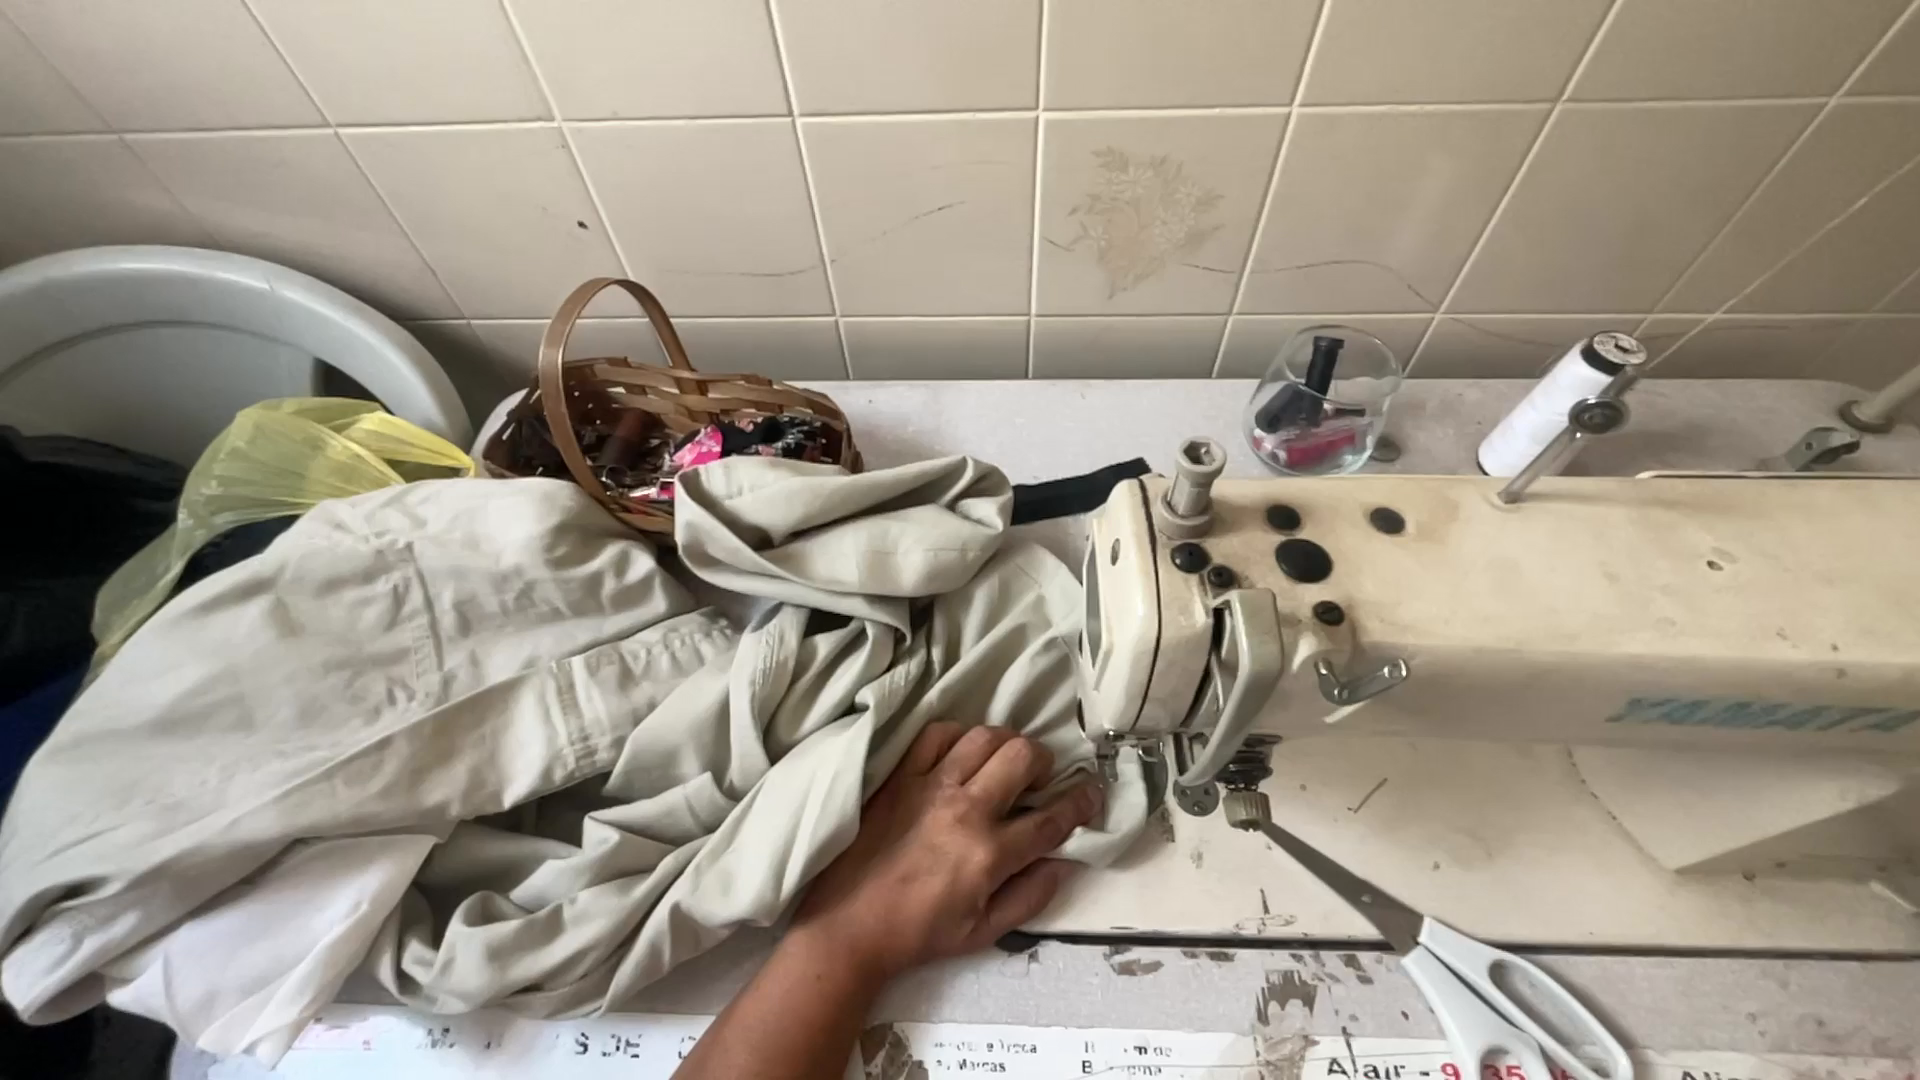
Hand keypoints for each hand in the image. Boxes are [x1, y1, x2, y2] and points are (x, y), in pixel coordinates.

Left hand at [791, 723, 1103, 982]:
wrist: (847, 925)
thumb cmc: (918, 933)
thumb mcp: (984, 933)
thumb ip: (1030, 896)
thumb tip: (1065, 862)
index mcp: (989, 854)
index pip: (1051, 818)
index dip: (1080, 802)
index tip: (1091, 792)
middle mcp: (965, 810)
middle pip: (1022, 757)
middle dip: (1043, 760)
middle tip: (1038, 776)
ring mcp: (930, 786)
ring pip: (983, 736)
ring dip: (1005, 743)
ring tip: (1003, 760)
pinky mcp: (900, 775)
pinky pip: (936, 734)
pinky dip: (957, 735)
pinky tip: (962, 752)